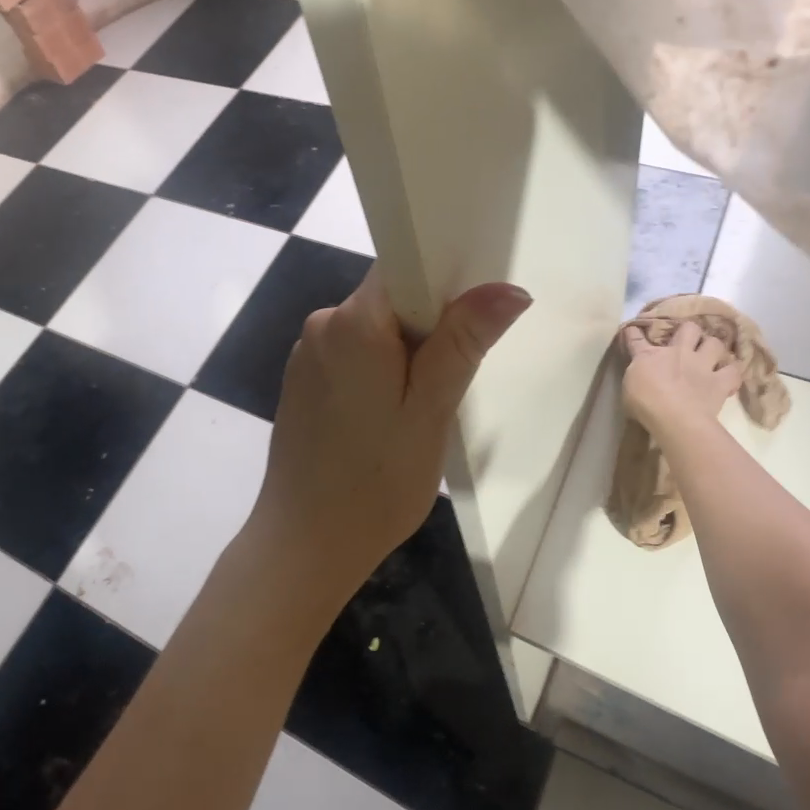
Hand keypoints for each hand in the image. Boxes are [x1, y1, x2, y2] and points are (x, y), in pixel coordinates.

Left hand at [251, 267, 531, 593]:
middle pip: (391, 297)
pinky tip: (389, 416)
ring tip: (424, 406)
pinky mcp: (302, 382)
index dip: (444, 278)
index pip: (404, 265)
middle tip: (457, 376)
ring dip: (405, 353)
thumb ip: (464, 342)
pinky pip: (352, 354)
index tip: (475, 313)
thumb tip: (507, 288)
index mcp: (353, 321)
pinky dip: (379, 371)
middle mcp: (322, 324)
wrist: (304, 543)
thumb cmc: (376, 480)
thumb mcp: (432, 411)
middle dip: (429, 326)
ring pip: (373, 329)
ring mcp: (307, 354)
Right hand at [622, 321, 742, 433]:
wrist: (676, 418)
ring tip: (711, 356)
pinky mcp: (720, 381)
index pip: (637, 339)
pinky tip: (728, 377)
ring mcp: (702, 365)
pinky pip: (733, 371)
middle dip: (688, 331)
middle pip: (688, 328)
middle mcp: (678, 353)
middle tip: (687, 341)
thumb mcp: (628, 388)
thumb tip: (638, 371)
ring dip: (713, 348)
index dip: (634, 333)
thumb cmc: (645, 405)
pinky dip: (731, 373)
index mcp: (650, 356)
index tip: (632, 330)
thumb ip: (635, 375)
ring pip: (715, 343)